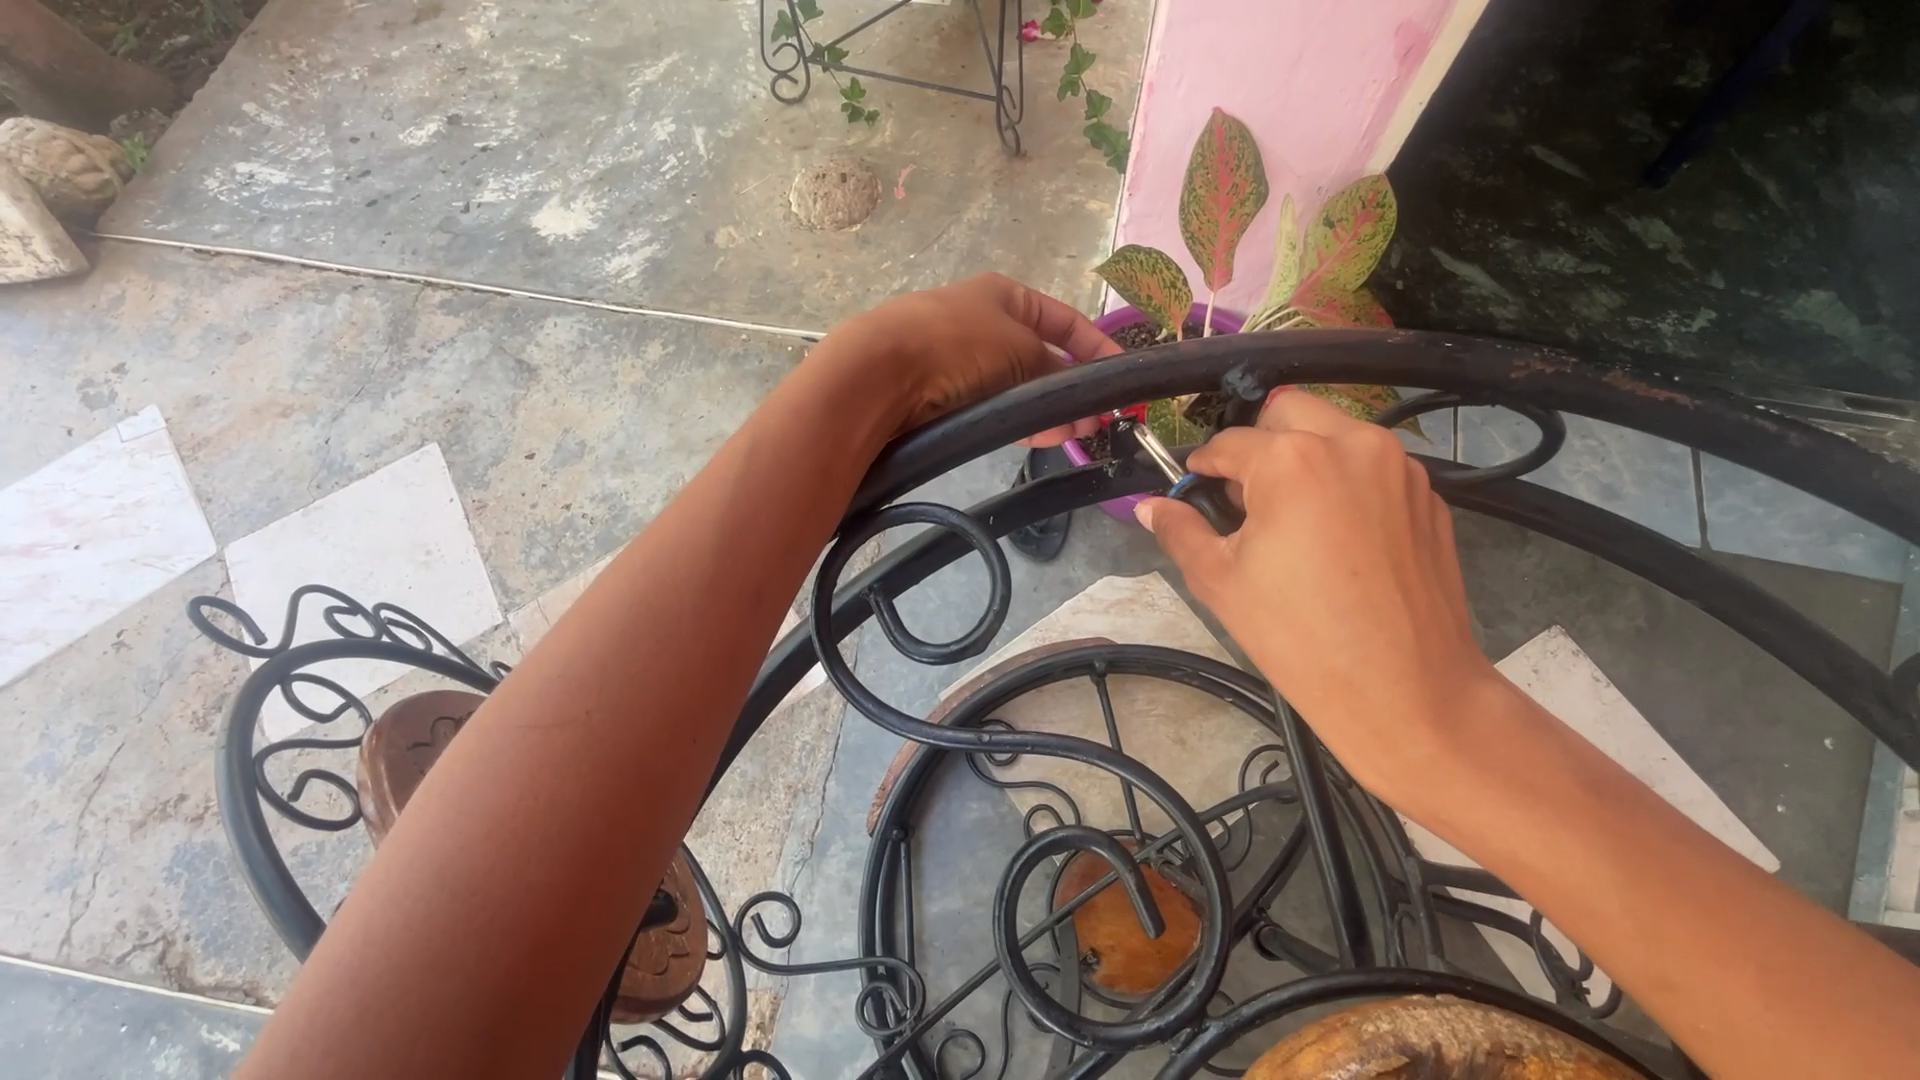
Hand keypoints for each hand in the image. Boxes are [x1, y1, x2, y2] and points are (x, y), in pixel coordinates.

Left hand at [814, 273, 1118, 442]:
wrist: (878, 372)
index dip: (1096, 345)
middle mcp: (984, 324)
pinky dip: (1019, 422)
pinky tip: (1044, 438)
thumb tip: (1078, 400)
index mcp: (1003, 296)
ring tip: (1076, 434)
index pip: (1063, 320)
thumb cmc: (957, 343)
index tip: (1122, 375)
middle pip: (1041, 358)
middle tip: (1097, 419)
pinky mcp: (943, 397)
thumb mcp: (1022, 350)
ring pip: (1017, 389)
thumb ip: (1057, 373)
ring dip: (1048, 410)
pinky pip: (993, 409)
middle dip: (1071, 388)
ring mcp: (961, 362)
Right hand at [1135, 390, 1502, 802]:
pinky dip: (1345, 482)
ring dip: (1304, 456)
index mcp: (1292, 459)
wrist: (1406, 689)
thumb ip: (1180, 530)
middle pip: (1287, 410)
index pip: (1228, 443)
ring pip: (1335, 432)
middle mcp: (1352, 443)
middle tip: (1245, 496)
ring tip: (1292, 519)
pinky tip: (1338, 539)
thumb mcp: (1219, 581)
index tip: (1194, 489)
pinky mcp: (1429, 496)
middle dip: (1257, 442)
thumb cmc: (1298, 636)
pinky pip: (1373, 467)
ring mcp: (1400, 467)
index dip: (1202, 468)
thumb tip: (1150, 507)